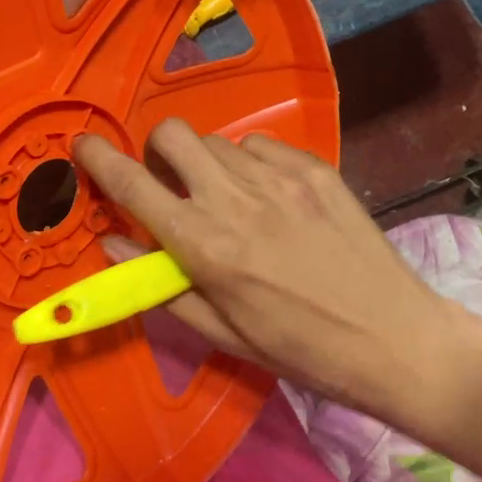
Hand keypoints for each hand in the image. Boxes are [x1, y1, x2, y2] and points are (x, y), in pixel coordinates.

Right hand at [77, 121, 481, 481]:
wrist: (400, 339)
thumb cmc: (303, 349)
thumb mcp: (225, 331)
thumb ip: (161, 283)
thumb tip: (111, 243)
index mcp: (205, 244)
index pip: (132, 184)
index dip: (97, 157)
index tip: (82, 144)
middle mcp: (235, 197)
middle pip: (171, 133)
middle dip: (157, 151)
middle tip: (171, 183)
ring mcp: (279, 175)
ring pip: (215, 139)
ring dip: (206, 162)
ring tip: (230, 200)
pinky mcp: (314, 166)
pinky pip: (259, 144)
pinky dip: (250, 162)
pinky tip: (271, 197)